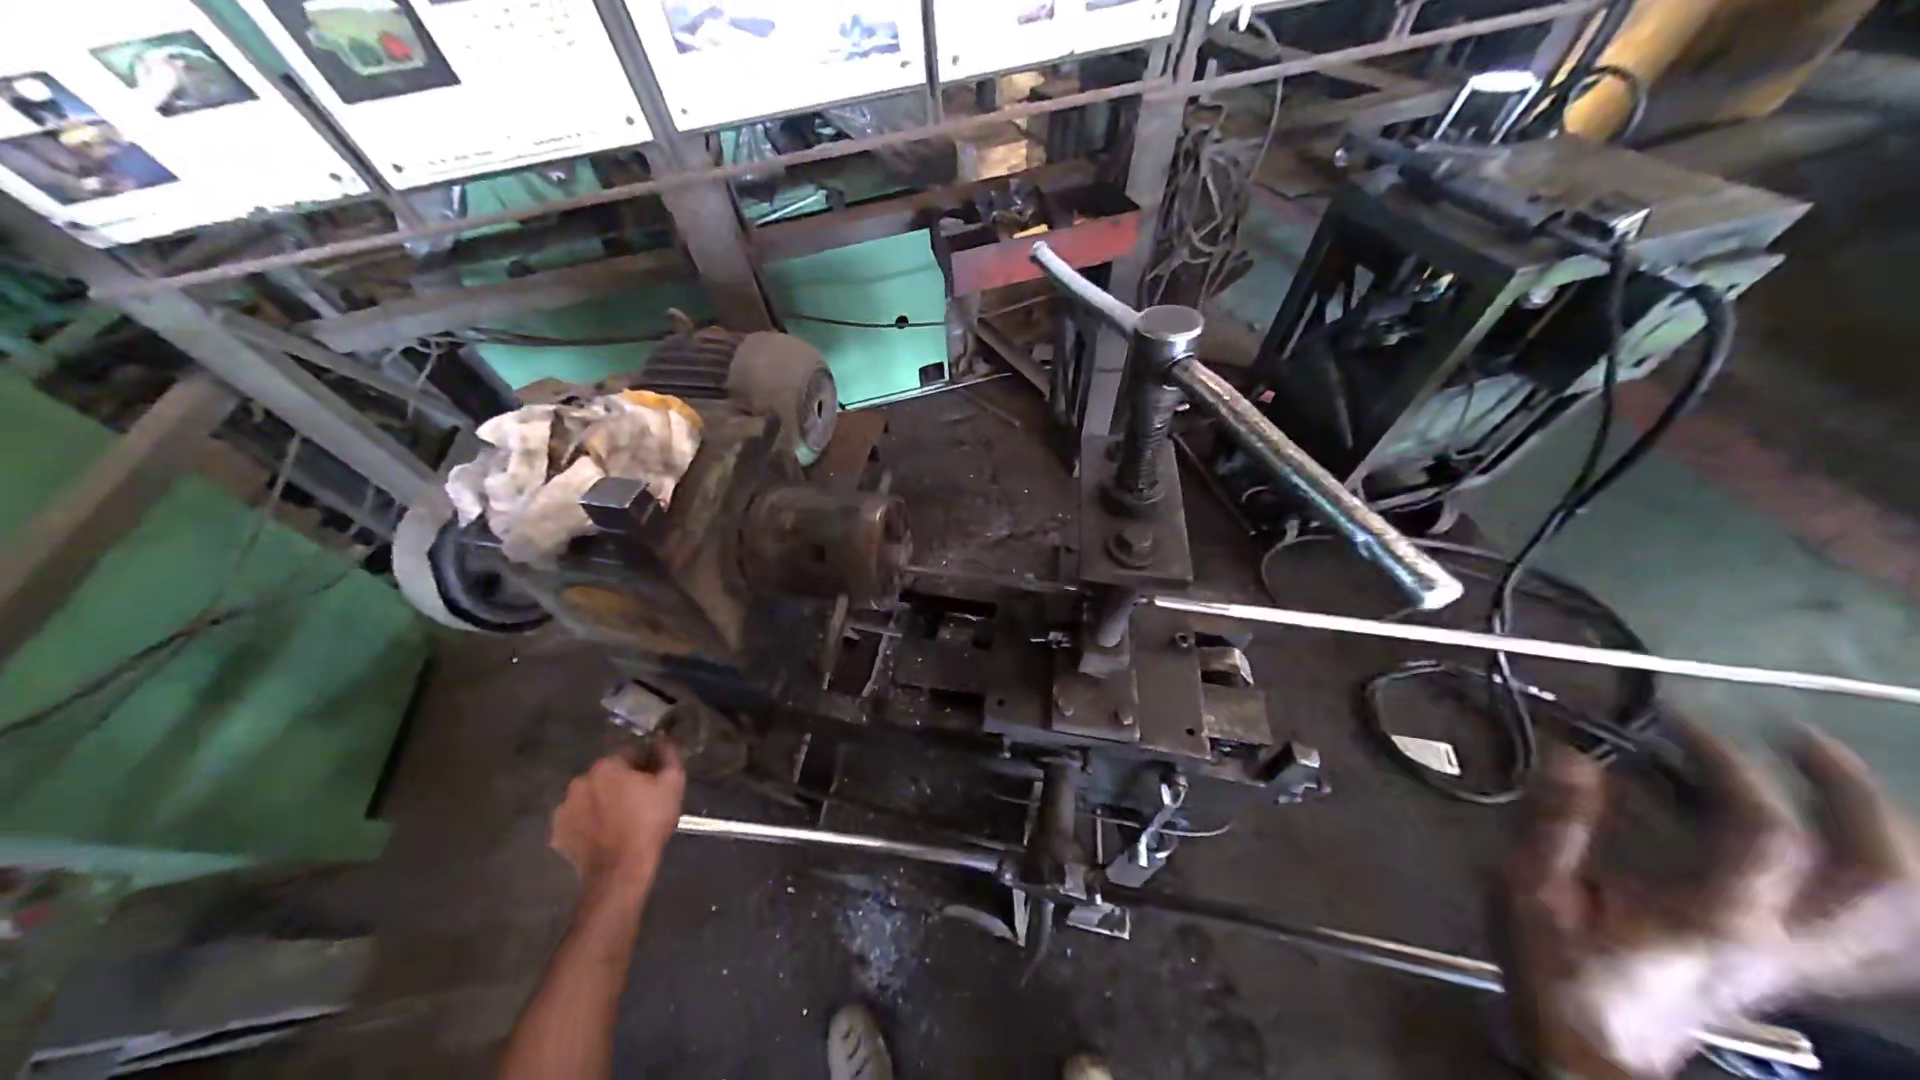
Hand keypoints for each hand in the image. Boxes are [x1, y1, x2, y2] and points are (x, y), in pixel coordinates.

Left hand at [550, 741, 685, 894]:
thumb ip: (668, 755)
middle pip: (606, 777)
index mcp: (606, 766)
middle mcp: (579, 782)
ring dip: (601, 804)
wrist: (620, 870)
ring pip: (588, 798)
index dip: (643, 769)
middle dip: (620, 786)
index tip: (652, 785)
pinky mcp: (557, 834)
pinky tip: (602, 837)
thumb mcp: (672, 784)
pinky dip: (587, 825)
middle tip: (638, 805)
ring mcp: (563, 809)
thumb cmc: (649, 823)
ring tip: (619, 824)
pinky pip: (576, 821)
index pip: (629, 756)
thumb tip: (663, 739)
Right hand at [1504, 726, 1919, 1079]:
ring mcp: (1804, 963)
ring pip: (1904, 911)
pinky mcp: (1798, 969)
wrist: (1596, 1052)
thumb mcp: (1532, 892)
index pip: (1766, 834)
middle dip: (1853, 794)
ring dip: (1886, 835)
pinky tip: (1844, 846)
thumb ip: (1556, 826)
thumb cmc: (1559, 969)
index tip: (1678, 723)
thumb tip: (1572, 757)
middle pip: (1882, 877)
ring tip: (1823, 777)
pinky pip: (1884, 935)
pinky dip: (1883, 886)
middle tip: (1791, 738)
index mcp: (1718, 921)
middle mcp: (1786, 943)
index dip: (1734, 767)